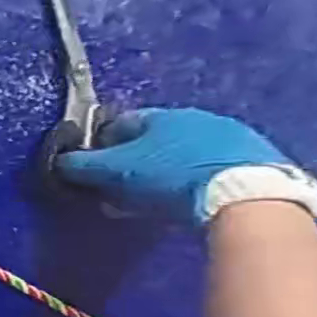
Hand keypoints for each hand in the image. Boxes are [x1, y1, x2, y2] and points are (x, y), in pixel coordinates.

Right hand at [55, 108, 316, 226]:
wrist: (246, 198)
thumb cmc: (169, 178)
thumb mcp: (112, 172)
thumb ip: (79, 165)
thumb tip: (59, 162)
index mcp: (162, 116)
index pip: (117, 124)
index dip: (98, 148)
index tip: (92, 171)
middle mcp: (198, 118)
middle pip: (150, 141)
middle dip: (130, 163)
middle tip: (118, 189)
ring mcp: (233, 137)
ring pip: (179, 155)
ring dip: (160, 173)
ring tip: (150, 200)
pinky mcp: (257, 159)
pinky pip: (206, 169)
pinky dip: (189, 182)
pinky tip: (184, 201)